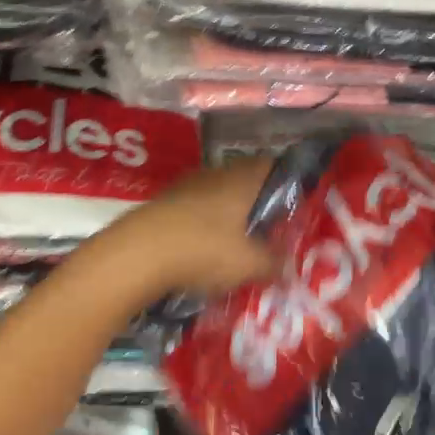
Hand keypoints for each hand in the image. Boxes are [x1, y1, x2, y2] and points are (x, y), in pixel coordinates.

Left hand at [90, 158, 279, 298]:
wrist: (138, 253)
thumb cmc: (206, 250)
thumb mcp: (251, 264)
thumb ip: (275, 263)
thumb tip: (286, 265)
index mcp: (246, 178)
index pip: (278, 168)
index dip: (290, 187)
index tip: (296, 211)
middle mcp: (219, 172)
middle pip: (248, 183)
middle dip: (258, 207)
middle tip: (269, 234)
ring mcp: (188, 184)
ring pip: (220, 196)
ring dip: (229, 217)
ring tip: (237, 247)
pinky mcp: (165, 201)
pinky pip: (196, 210)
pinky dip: (204, 226)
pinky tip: (204, 252)